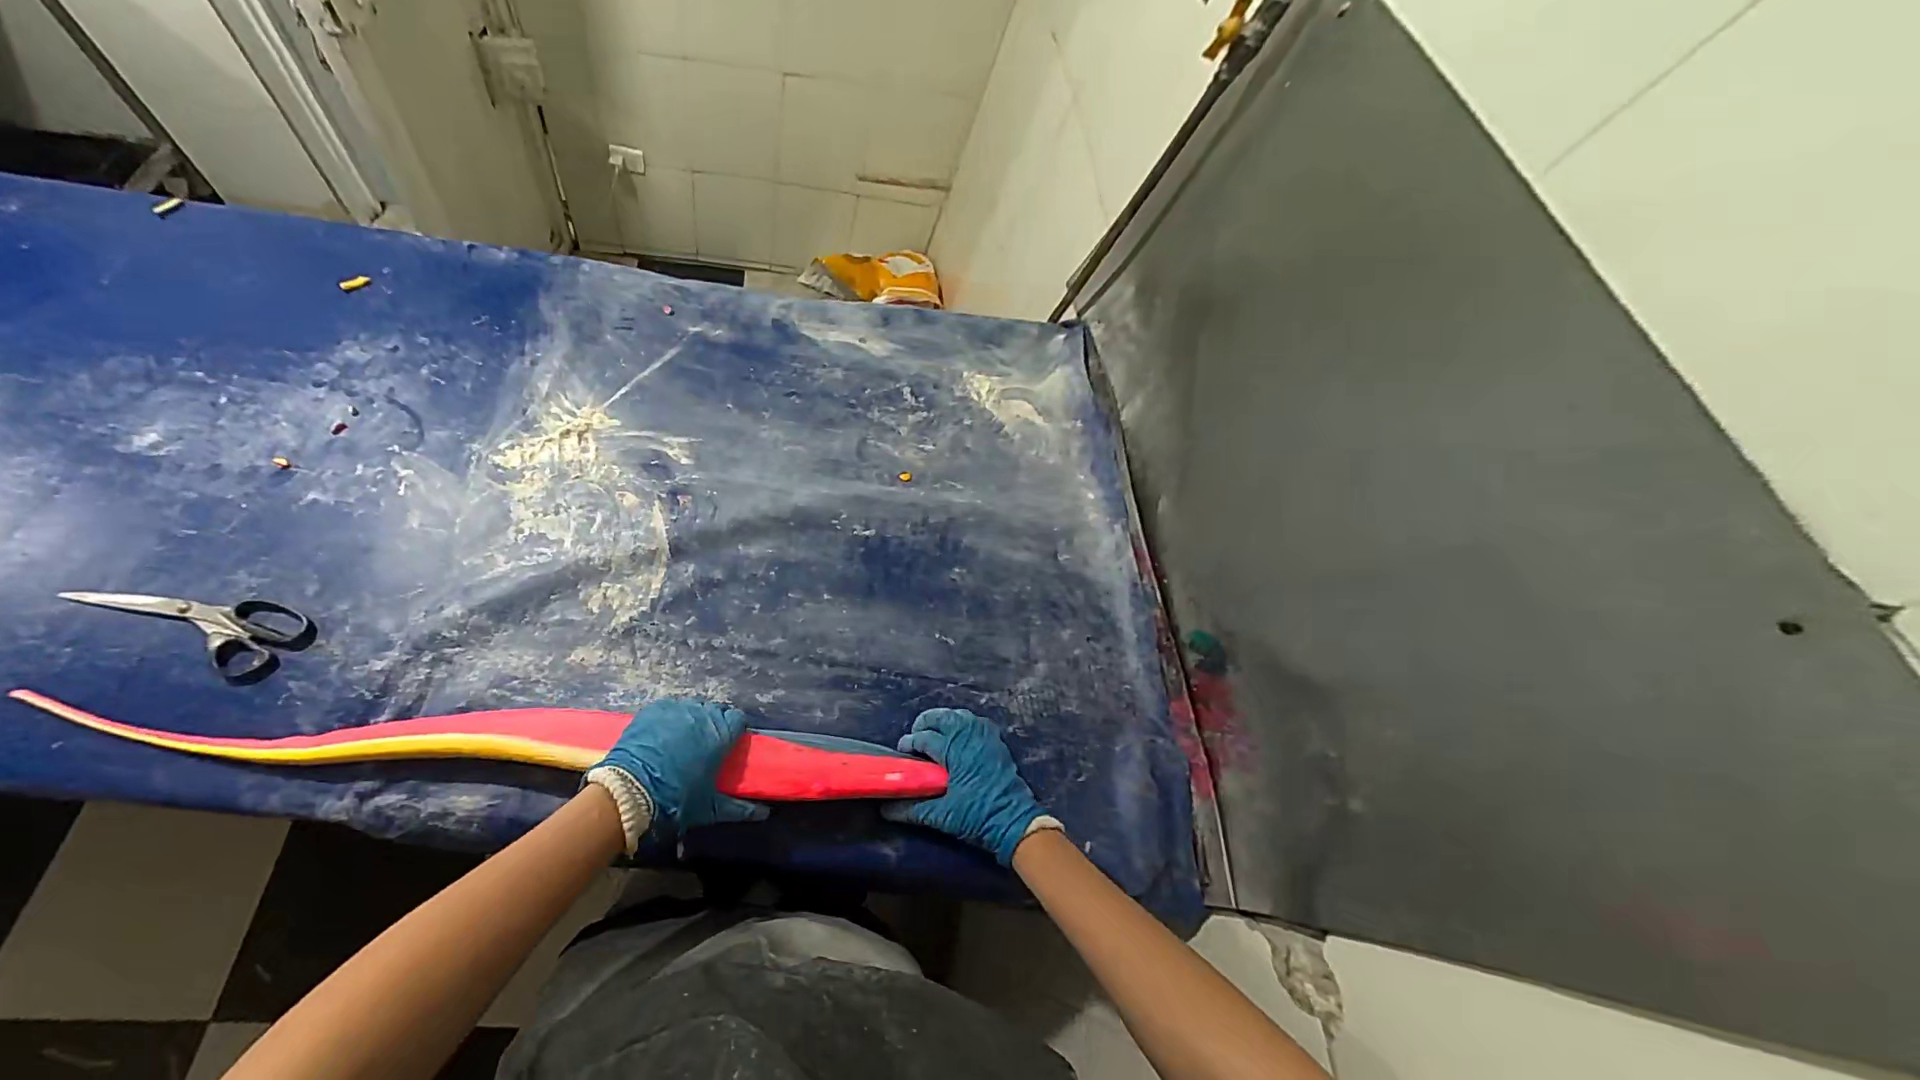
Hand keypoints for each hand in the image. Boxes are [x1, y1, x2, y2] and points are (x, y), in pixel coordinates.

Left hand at [594, 698, 767, 842]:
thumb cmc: (675, 800)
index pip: (737, 719)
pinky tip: (663, 733)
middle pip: (715, 710)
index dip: (734, 729)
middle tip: (706, 743)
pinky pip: (669, 708)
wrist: (627, 795)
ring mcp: (676, 710)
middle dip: (714, 723)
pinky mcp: (653, 710)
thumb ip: (739, 809)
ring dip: (692, 719)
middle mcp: (702, 715)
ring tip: (683, 737)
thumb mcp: (709, 808)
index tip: (728, 743)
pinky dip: (670, 717)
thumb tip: (764, 814)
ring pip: (692, 708)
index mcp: (720, 734)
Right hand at [881, 709, 1051, 864]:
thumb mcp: (942, 815)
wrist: (1015, 821)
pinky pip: (973, 721)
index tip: (901, 754)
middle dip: (924, 725)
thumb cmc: (977, 816)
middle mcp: (969, 734)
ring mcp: (985, 734)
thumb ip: (912, 809)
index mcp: (954, 748)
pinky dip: (960, 724)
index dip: (909, 744)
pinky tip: (955, 739)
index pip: (924, 737)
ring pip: (957, 716)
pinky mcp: (995, 739)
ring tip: (932, 738)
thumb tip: (885, 809)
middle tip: (915, 742)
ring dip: (942, 722)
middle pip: (940, 717)